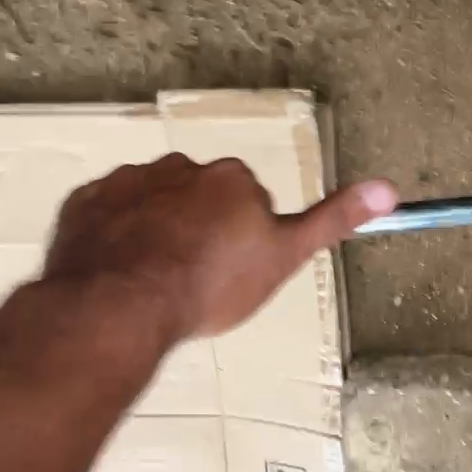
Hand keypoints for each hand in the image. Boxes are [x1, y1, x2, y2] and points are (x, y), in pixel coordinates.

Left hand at [43, 154, 396, 342]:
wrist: (120, 305)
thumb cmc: (212, 285)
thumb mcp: (285, 256)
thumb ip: (333, 219)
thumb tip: (389, 188)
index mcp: (233, 178)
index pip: (249, 201)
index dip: (245, 237)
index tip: (234, 268)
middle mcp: (181, 167)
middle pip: (200, 197)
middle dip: (200, 228)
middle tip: (196, 276)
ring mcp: (127, 182)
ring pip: (152, 203)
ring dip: (156, 230)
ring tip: (155, 279)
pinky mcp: (83, 203)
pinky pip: (107, 214)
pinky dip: (114, 235)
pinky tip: (119, 269)